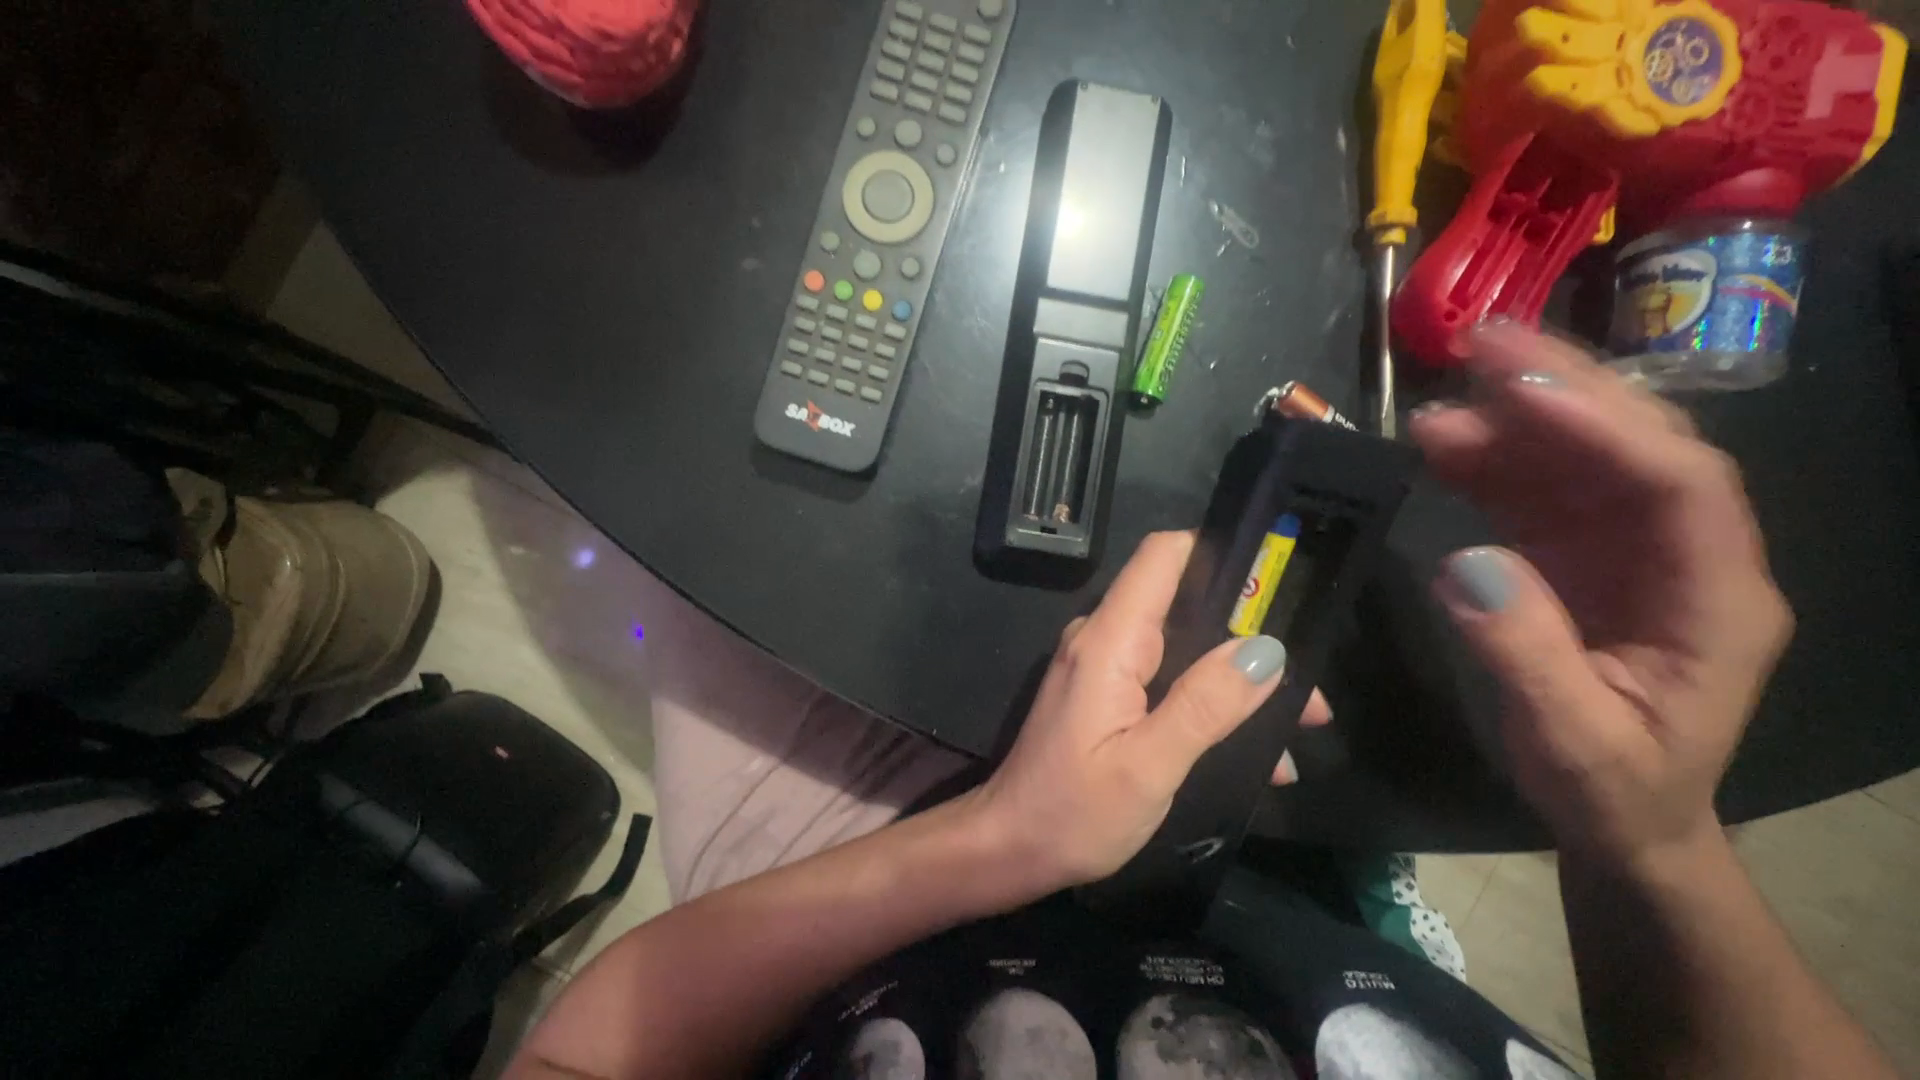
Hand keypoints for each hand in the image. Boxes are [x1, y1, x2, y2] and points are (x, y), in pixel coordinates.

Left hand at [965, 531, 1331, 894]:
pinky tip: (1257, 753)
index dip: (1220, 552)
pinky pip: (1167, 679)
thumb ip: (1205, 704)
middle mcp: (1103, 639)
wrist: (1011, 847)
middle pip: (1184, 601)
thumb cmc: (1073, 813)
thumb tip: (1266, 649)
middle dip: (1250, 634)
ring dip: (1239, 679)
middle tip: (1308, 687)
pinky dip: (1211, 703)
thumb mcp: (1149, 766)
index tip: (1280, 577)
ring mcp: (1103, 666)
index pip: (1163, 557)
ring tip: (1300, 727)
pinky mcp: (1106, 694)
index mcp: (1109, 642)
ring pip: (1184, 646)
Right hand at [1409, 322, 1792, 867]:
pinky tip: (1439, 444)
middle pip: (1638, 444)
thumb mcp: (1572, 739)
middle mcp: (1682, 552)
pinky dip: (1488, 459)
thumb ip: (1526, 654)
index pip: (1679, 485)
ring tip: (1442, 392)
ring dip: (1514, 416)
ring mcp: (1627, 547)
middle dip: (1565, 387)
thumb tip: (1466, 561)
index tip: (1519, 392)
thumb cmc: (1612, 787)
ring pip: (1582, 455)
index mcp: (1716, 597)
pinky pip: (1537, 488)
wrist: (1620, 815)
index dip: (1603, 429)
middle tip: (1484, 343)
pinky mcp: (1576, 551)